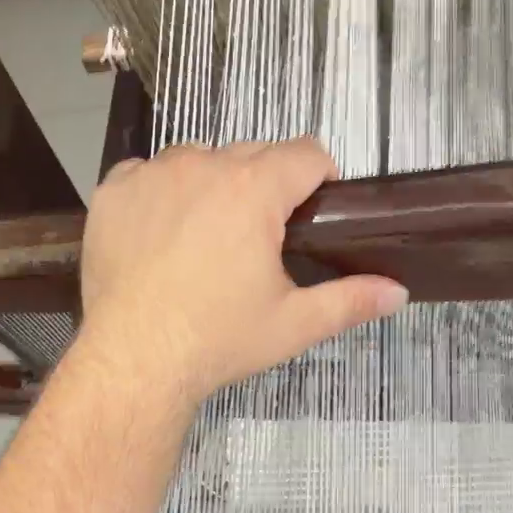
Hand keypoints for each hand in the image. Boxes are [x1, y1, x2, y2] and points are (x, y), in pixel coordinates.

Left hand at [73, 138, 408, 405]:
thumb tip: (398, 293)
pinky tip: (161, 238)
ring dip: (212, 187)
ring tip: (206, 241)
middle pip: (253, 153)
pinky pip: (147, 175)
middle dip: (265, 188)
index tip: (314, 212)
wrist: (134, 360)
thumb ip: (349, 302)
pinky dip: (160, 195)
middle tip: (258, 243)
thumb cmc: (217, 341)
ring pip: (198, 160)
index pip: (307, 152)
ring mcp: (153, 175)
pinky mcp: (114, 191)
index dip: (320, 178)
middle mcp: (203, 166)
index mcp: (255, 190)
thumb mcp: (292, 325)